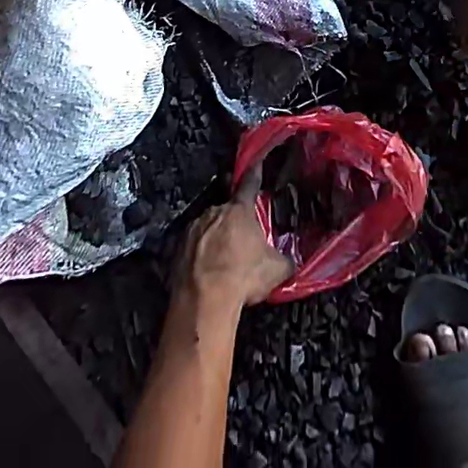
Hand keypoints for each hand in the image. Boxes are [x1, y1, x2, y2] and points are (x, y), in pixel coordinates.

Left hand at [176, 170, 293, 309]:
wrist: (204, 303)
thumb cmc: (242, 278)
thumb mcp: (276, 270)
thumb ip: (285, 259)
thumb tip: (292, 261)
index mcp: (239, 211)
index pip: (249, 184)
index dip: (255, 173)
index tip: (256, 164)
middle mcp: (213, 213)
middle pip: (226, 209)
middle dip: (233, 221)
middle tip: (241, 240)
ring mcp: (192, 230)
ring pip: (207, 227)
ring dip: (214, 238)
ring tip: (222, 261)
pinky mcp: (176, 250)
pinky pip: (191, 247)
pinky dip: (198, 255)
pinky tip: (205, 272)